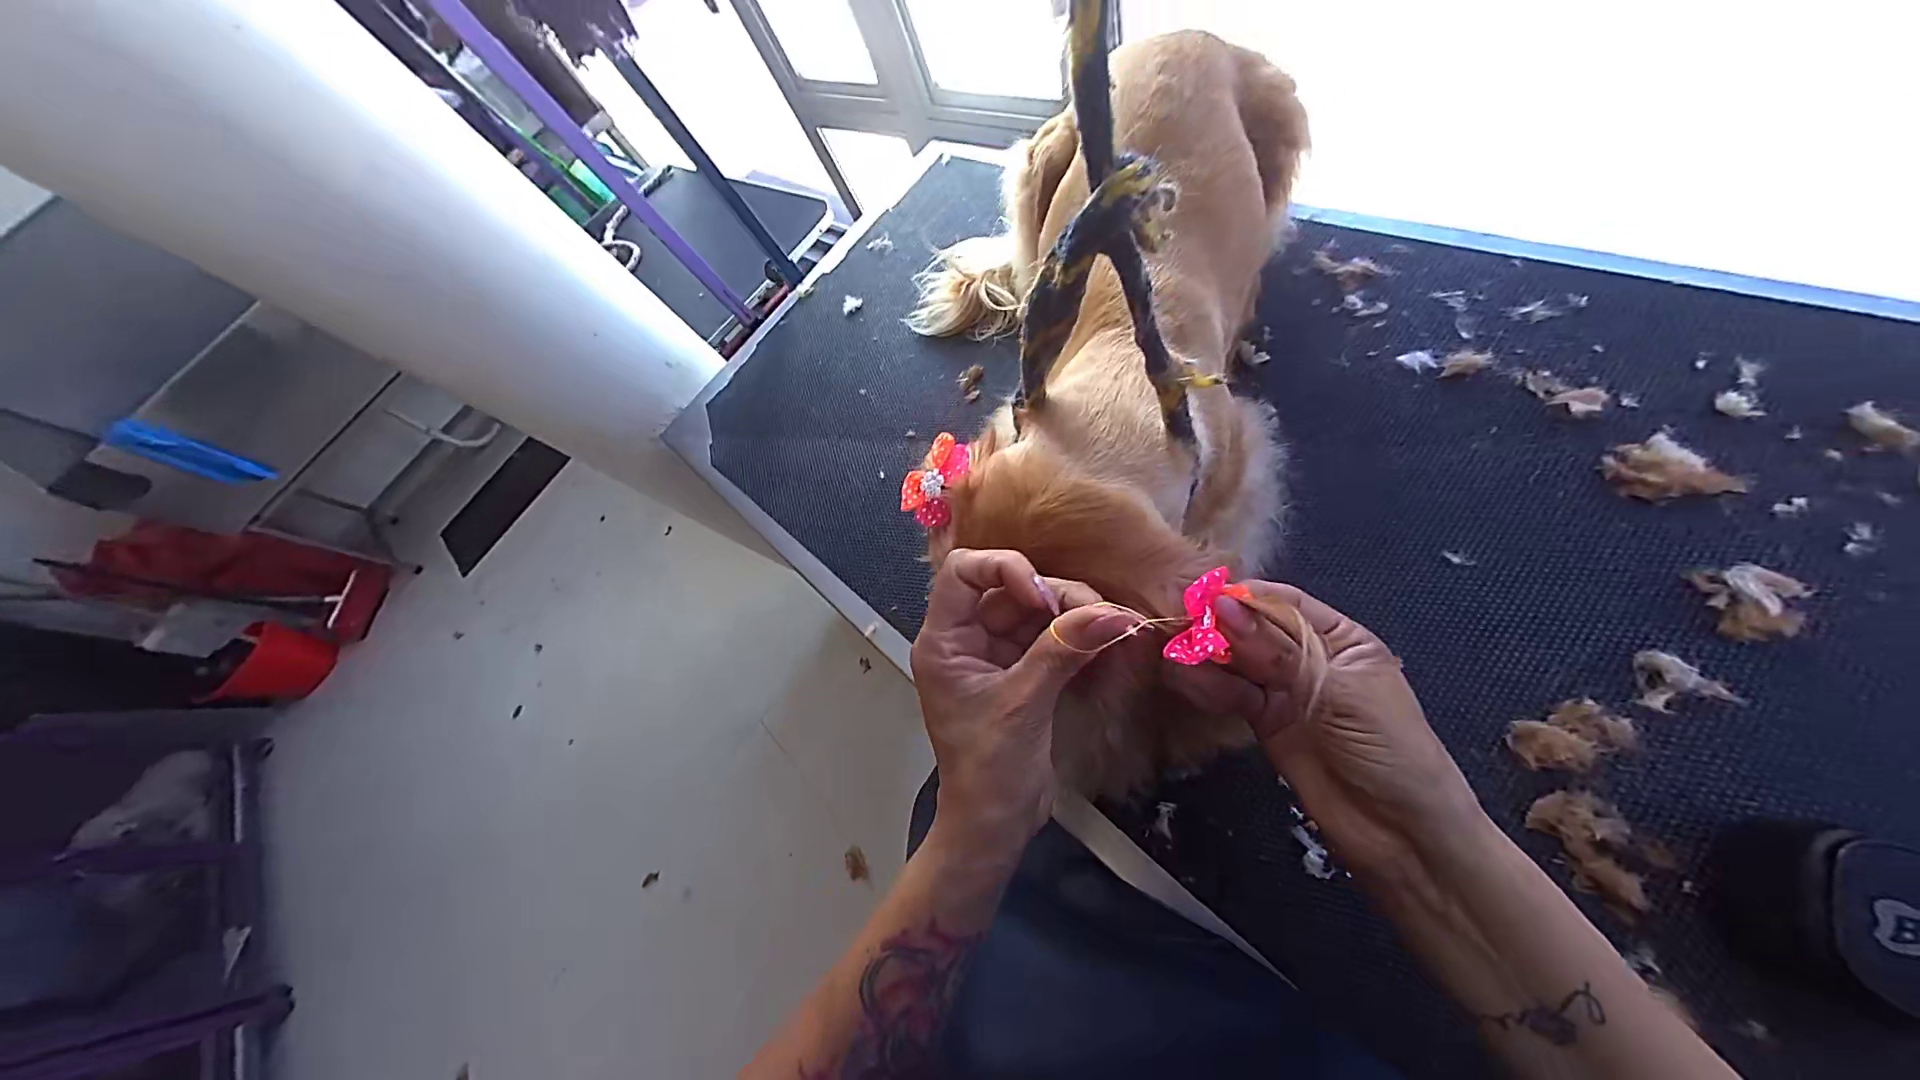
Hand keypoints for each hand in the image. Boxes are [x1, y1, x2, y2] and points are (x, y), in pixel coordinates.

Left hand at [911, 549, 1139, 860]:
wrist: (994, 824)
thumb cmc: (988, 772)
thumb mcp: (1023, 706)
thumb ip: (1062, 653)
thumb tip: (1110, 615)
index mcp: (944, 641)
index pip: (962, 572)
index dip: (1004, 568)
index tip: (1042, 596)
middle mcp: (966, 638)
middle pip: (1010, 588)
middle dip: (1056, 595)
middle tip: (1101, 615)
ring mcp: (994, 653)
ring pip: (1035, 610)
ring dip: (1074, 613)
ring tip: (1114, 626)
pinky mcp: (1021, 669)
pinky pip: (1049, 636)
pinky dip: (1076, 635)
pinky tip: (1106, 638)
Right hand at [1165, 581, 1486, 878]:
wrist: (1400, 835)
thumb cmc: (1389, 749)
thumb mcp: (1339, 689)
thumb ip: (1277, 648)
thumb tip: (1223, 605)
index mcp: (1338, 638)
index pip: (1282, 602)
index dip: (1242, 596)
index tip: (1200, 596)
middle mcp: (1306, 657)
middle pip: (1251, 628)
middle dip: (1218, 626)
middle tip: (1182, 629)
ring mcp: (1282, 689)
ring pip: (1233, 659)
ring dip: (1207, 657)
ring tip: (1184, 660)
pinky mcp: (1262, 720)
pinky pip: (1228, 692)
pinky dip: (1208, 686)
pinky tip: (1193, 683)